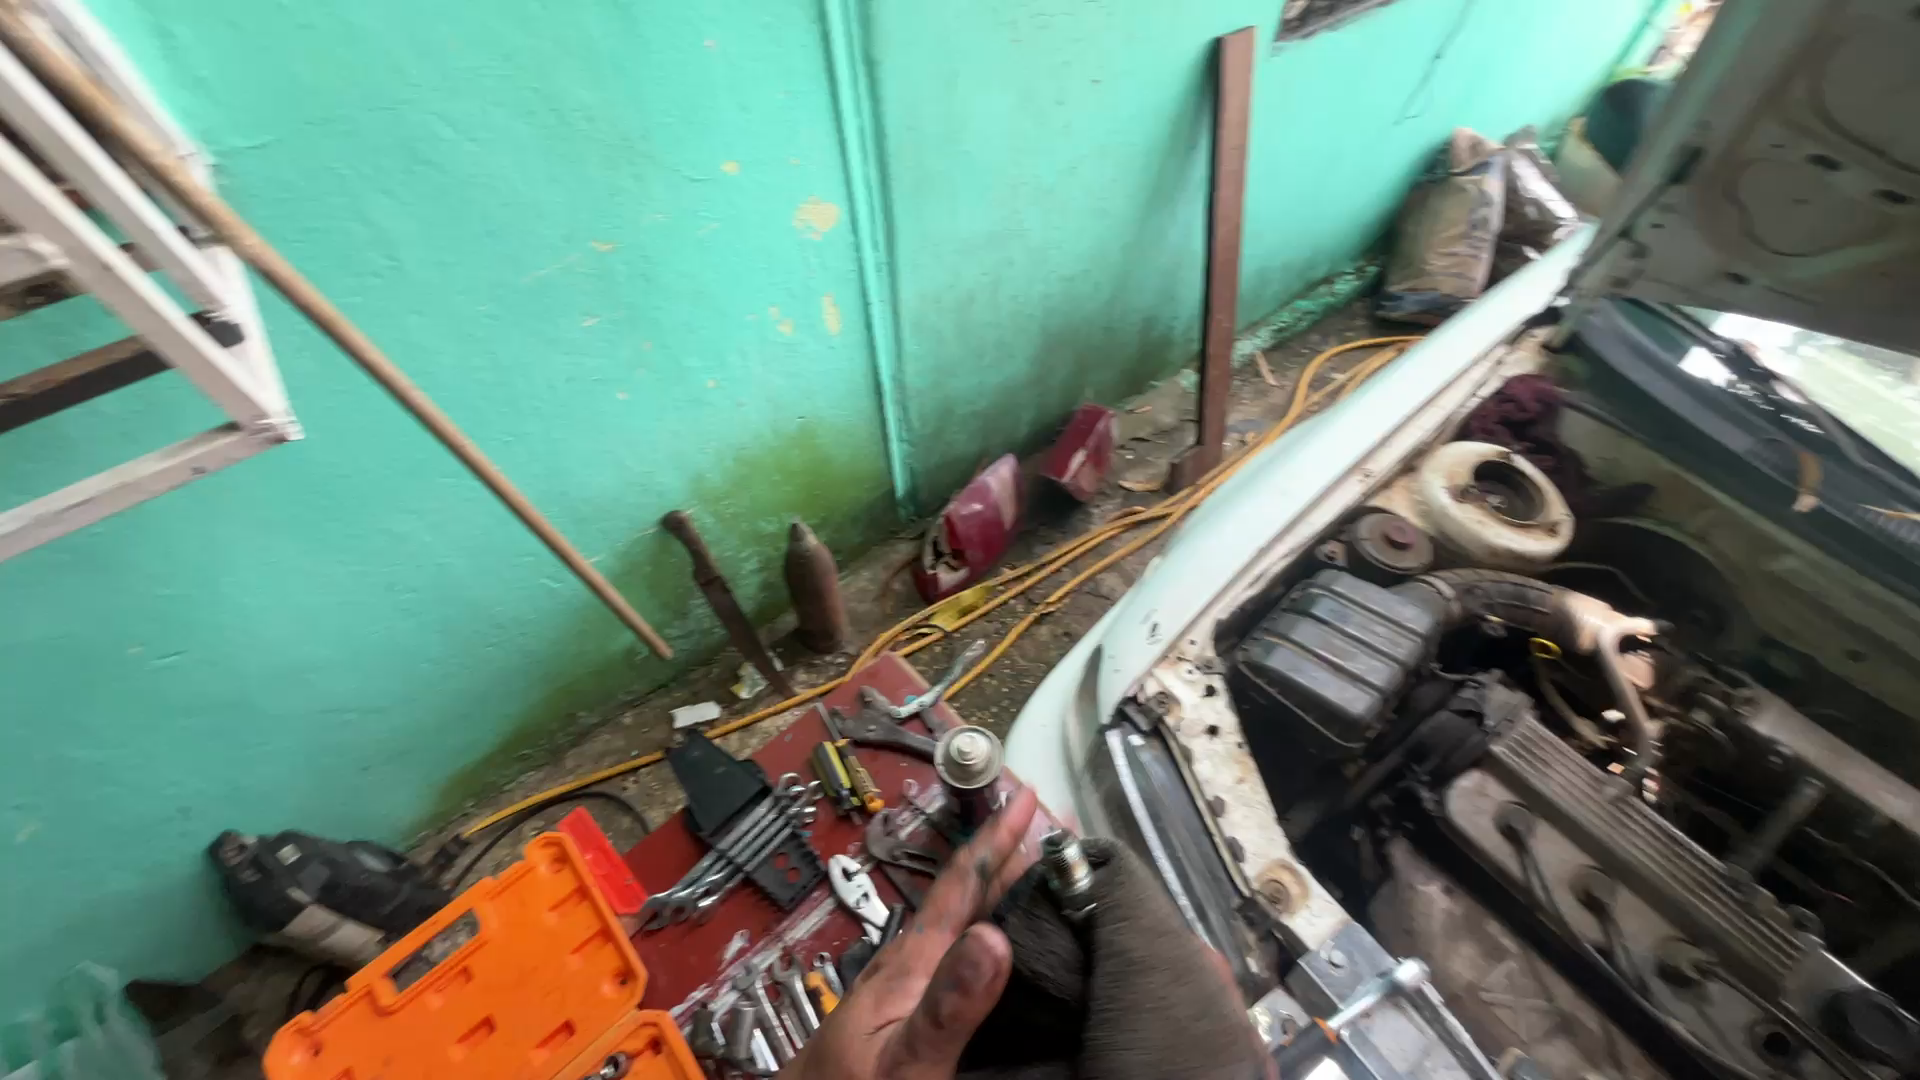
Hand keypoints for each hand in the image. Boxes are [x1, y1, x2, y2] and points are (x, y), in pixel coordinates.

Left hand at [782, 787, 1039, 1078]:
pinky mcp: (908, 1005)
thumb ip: (947, 1003)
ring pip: (963, 916)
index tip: (1027, 794)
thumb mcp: (904, 1055)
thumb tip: (996, 935)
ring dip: (998, 888)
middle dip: (1007, 854)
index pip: (962, 880)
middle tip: (1048, 828)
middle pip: (966, 891)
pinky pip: (959, 947)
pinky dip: (988, 926)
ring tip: (1034, 870)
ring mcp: (908, 980)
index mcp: (914, 957)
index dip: (997, 835)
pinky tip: (1000, 940)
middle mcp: (913, 957)